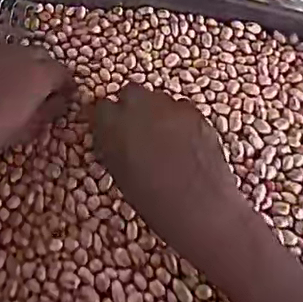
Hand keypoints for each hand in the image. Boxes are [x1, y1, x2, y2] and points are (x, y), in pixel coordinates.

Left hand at [0, 43, 71, 158]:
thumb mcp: (30, 127)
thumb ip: (50, 110)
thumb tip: (60, 101)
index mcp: (42, 74)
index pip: (64, 72)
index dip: (66, 85)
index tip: (66, 96)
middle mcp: (24, 55)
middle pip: (43, 56)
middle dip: (47, 70)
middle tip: (44, 89)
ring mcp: (1, 50)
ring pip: (22, 52)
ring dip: (27, 64)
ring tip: (21, 84)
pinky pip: (2, 54)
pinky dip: (7, 63)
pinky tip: (0, 79)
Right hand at [91, 85, 251, 263]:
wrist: (201, 208)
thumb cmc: (155, 202)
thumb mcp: (121, 175)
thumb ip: (113, 147)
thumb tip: (113, 139)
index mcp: (112, 124)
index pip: (101, 108)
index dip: (107, 120)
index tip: (111, 130)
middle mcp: (137, 106)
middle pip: (129, 93)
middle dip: (132, 107)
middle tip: (138, 130)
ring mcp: (167, 106)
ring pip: (157, 98)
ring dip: (157, 112)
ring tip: (164, 138)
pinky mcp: (193, 111)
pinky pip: (181, 109)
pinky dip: (180, 120)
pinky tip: (185, 142)